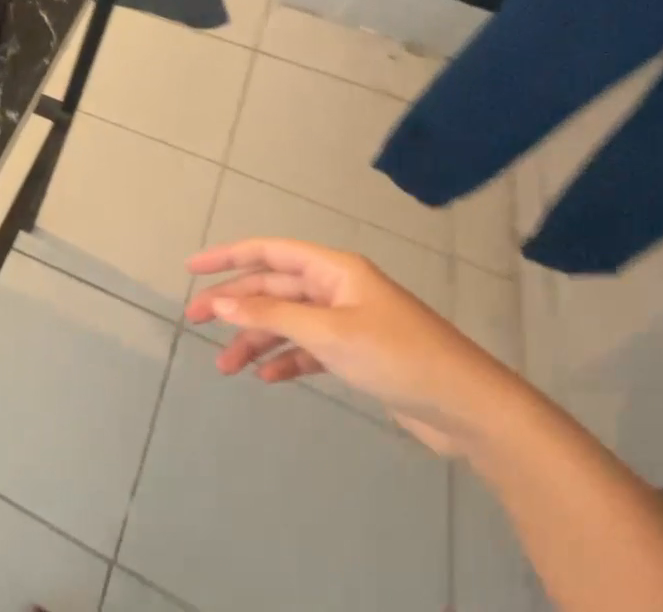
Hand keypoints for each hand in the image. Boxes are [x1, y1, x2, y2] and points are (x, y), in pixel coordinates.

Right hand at [184, 238, 526, 453]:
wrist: (471, 409)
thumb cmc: (399, 357)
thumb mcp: (328, 333)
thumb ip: (271, 315)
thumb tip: (221, 304)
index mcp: (334, 270)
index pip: (268, 252)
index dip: (227, 257)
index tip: (190, 270)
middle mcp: (337, 289)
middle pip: (272, 289)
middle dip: (234, 306)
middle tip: (195, 322)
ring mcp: (348, 322)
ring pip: (285, 322)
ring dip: (255, 341)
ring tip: (226, 367)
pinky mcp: (357, 354)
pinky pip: (307, 349)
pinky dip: (285, 360)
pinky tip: (266, 377)